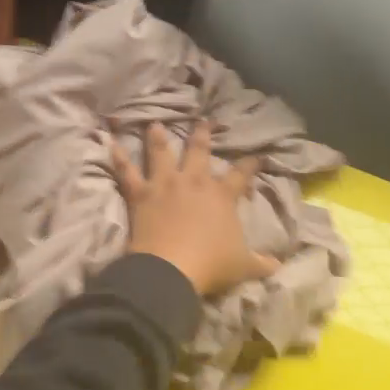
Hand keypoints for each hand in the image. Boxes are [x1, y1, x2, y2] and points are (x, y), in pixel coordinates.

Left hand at [111, 122, 277, 296]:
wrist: (170, 269)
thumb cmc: (211, 265)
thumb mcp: (243, 266)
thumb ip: (262, 263)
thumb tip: (279, 267)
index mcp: (221, 196)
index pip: (240, 175)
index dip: (249, 165)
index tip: (257, 155)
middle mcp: (193, 183)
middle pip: (198, 152)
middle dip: (202, 135)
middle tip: (203, 121)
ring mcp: (165, 185)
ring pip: (160, 154)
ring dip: (157, 138)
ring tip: (154, 124)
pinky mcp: (140, 194)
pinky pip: (126, 172)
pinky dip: (118, 158)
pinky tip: (110, 144)